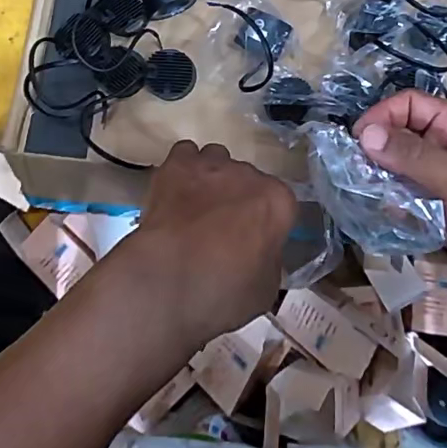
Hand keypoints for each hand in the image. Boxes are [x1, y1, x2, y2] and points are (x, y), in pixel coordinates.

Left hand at [117, 141, 295, 346]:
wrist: (165, 282)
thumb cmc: (221, 293)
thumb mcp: (265, 290)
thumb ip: (269, 258)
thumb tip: (261, 251)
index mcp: (278, 202)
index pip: (281, 204)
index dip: (267, 223)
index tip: (254, 242)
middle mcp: (249, 174)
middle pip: (249, 180)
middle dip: (239, 200)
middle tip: (221, 231)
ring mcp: (212, 164)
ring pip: (218, 159)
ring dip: (212, 178)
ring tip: (196, 208)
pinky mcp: (177, 164)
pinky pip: (186, 154)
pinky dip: (184, 168)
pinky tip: (176, 192)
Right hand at [353, 91, 446, 336]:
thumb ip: (415, 158)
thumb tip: (364, 133)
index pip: (410, 105)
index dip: (382, 117)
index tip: (356, 143)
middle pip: (399, 136)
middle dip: (375, 152)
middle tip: (350, 174)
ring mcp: (442, 182)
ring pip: (397, 169)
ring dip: (378, 180)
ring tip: (358, 196)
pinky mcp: (437, 212)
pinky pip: (404, 199)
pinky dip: (388, 205)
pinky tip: (375, 215)